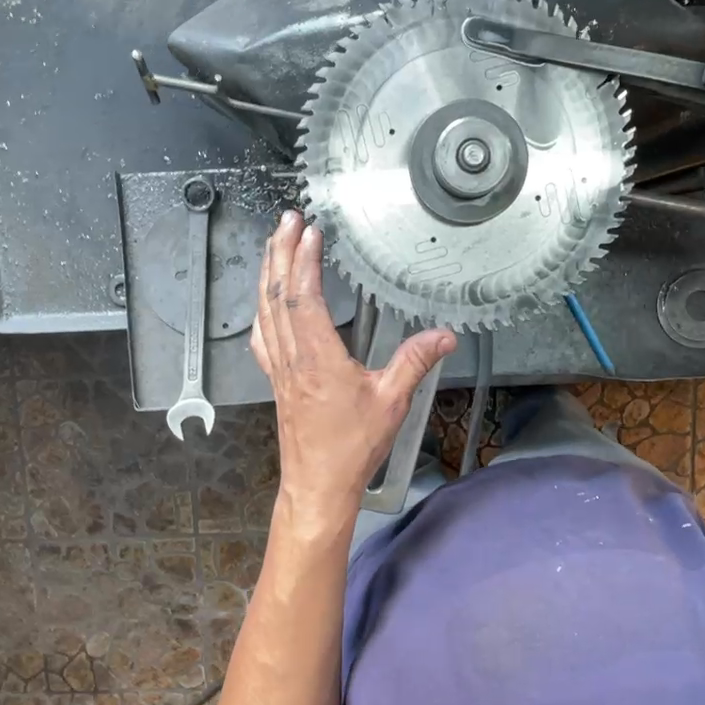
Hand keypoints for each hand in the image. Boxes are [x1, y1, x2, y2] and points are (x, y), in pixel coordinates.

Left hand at [252, 211, 456, 522]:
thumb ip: (415, 362)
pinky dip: (262, 309)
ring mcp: (280, 370)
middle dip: (280, 252)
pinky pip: (262, 336)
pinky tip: (264, 303)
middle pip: (277, 295)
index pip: (303, 297)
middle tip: (286, 220)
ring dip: (267, 274)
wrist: (318, 484)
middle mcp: (292, 359)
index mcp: (318, 359)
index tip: (309, 231)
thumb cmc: (351, 448)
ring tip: (273, 244)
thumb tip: (443, 335)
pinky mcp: (277, 381)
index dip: (304, 260)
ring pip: (265, 311)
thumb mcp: (391, 402)